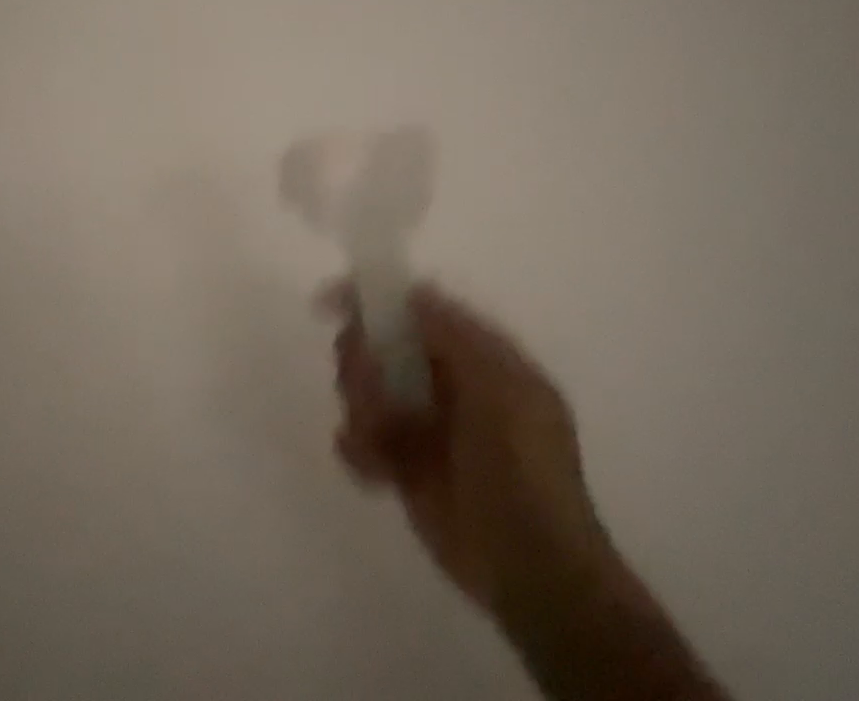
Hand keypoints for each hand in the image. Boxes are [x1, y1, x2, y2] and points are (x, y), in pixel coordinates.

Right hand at [325, 280, 612, 615]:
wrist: (528, 567)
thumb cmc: (521, 470)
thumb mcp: (498, 388)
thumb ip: (453, 336)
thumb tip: (411, 292)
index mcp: (479, 359)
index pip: (419, 310)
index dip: (375, 301)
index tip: (330, 306)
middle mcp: (447, 384)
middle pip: (380, 346)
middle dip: (364, 367)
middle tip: (370, 397)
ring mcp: (422, 425)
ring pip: (363, 391)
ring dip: (362, 412)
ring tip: (381, 446)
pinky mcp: (400, 466)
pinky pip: (358, 437)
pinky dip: (358, 449)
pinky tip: (375, 473)